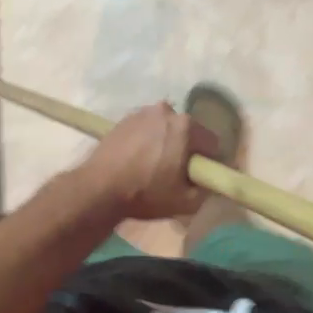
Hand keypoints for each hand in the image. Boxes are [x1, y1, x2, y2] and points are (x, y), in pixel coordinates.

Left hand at [78, 102, 214, 220]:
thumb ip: (208, 189)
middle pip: (188, 132)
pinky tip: (138, 159)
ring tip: (154, 166)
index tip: (199, 177)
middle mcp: (166, 111)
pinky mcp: (125, 118)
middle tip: (176, 173)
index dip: (209, 162)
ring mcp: (143, 112)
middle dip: (187, 150)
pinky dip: (148, 140)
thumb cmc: (146, 192)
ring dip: (167, 142)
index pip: (212, 143)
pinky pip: (147, 128)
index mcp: (186, 126)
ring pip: (166, 128)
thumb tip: (211, 181)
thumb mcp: (187, 202)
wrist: (100, 188)